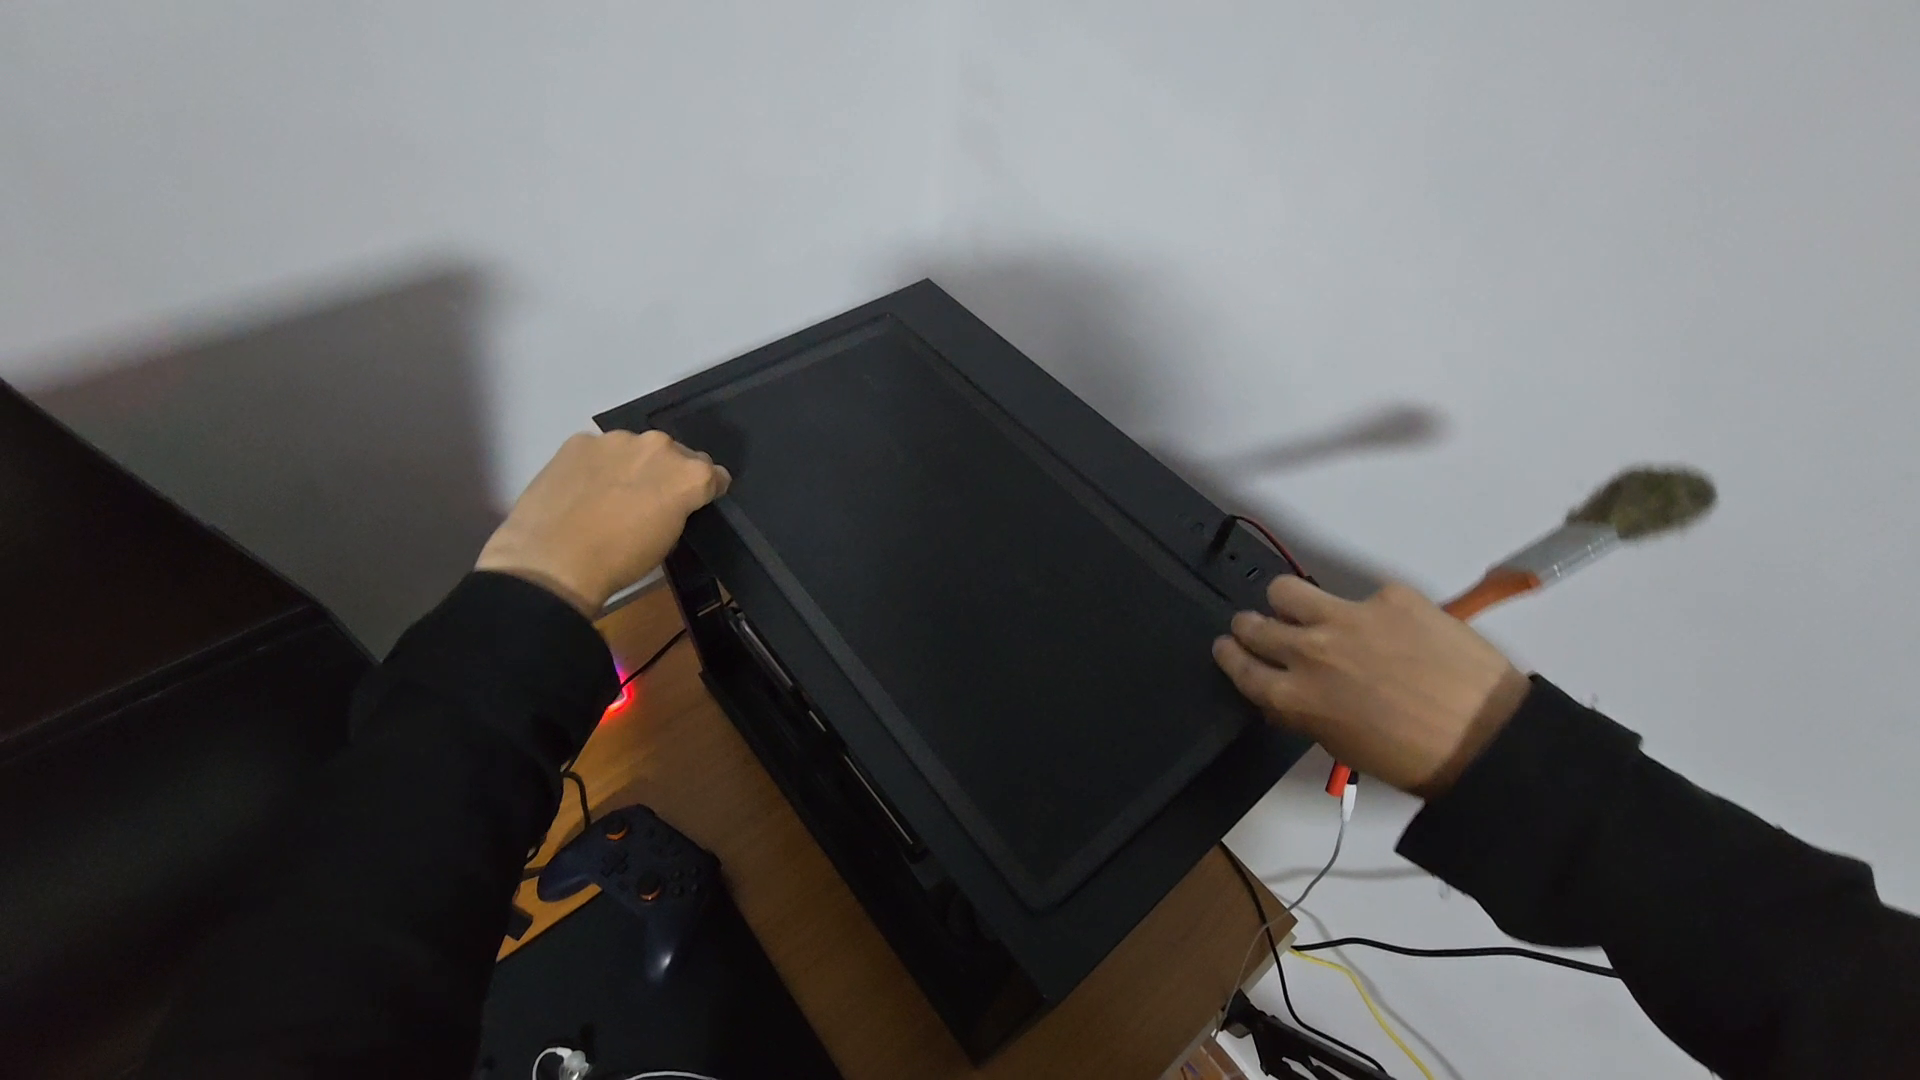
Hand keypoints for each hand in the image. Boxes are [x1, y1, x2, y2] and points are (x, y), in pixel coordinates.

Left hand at [476, 431, 729, 616]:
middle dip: (668, 473)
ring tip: (611, 494)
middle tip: (649, 500)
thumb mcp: (669, 539)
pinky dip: (599, 465)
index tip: (695, 503)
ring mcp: (617, 439)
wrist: (553, 561)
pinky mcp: (580, 440)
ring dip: (633, 465)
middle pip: (676, 454)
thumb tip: (674, 498)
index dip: (706, 490)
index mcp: (690, 474)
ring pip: (636, 448)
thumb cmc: (621, 560)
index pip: (715, 474)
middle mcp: (659, 446)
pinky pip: (600, 450)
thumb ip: (680, 506)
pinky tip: (584, 489)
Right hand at [1212, 577, 1531, 796]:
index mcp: (1294, 696)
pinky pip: (1357, 594)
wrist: (1490, 738)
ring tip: (1304, 611)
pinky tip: (1389, 628)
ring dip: (1286, 603)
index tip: (1228, 647)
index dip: (1229, 654)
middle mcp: (1309, 651)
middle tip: (1261, 629)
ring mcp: (1347, 617)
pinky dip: (1364, 610)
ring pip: (1285, 590)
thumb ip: (1303, 713)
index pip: (1239, 665)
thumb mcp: (1341, 745)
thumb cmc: (1414, 758)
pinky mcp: (1388, 596)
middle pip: (1252, 624)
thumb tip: (1287, 695)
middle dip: (1250, 627)